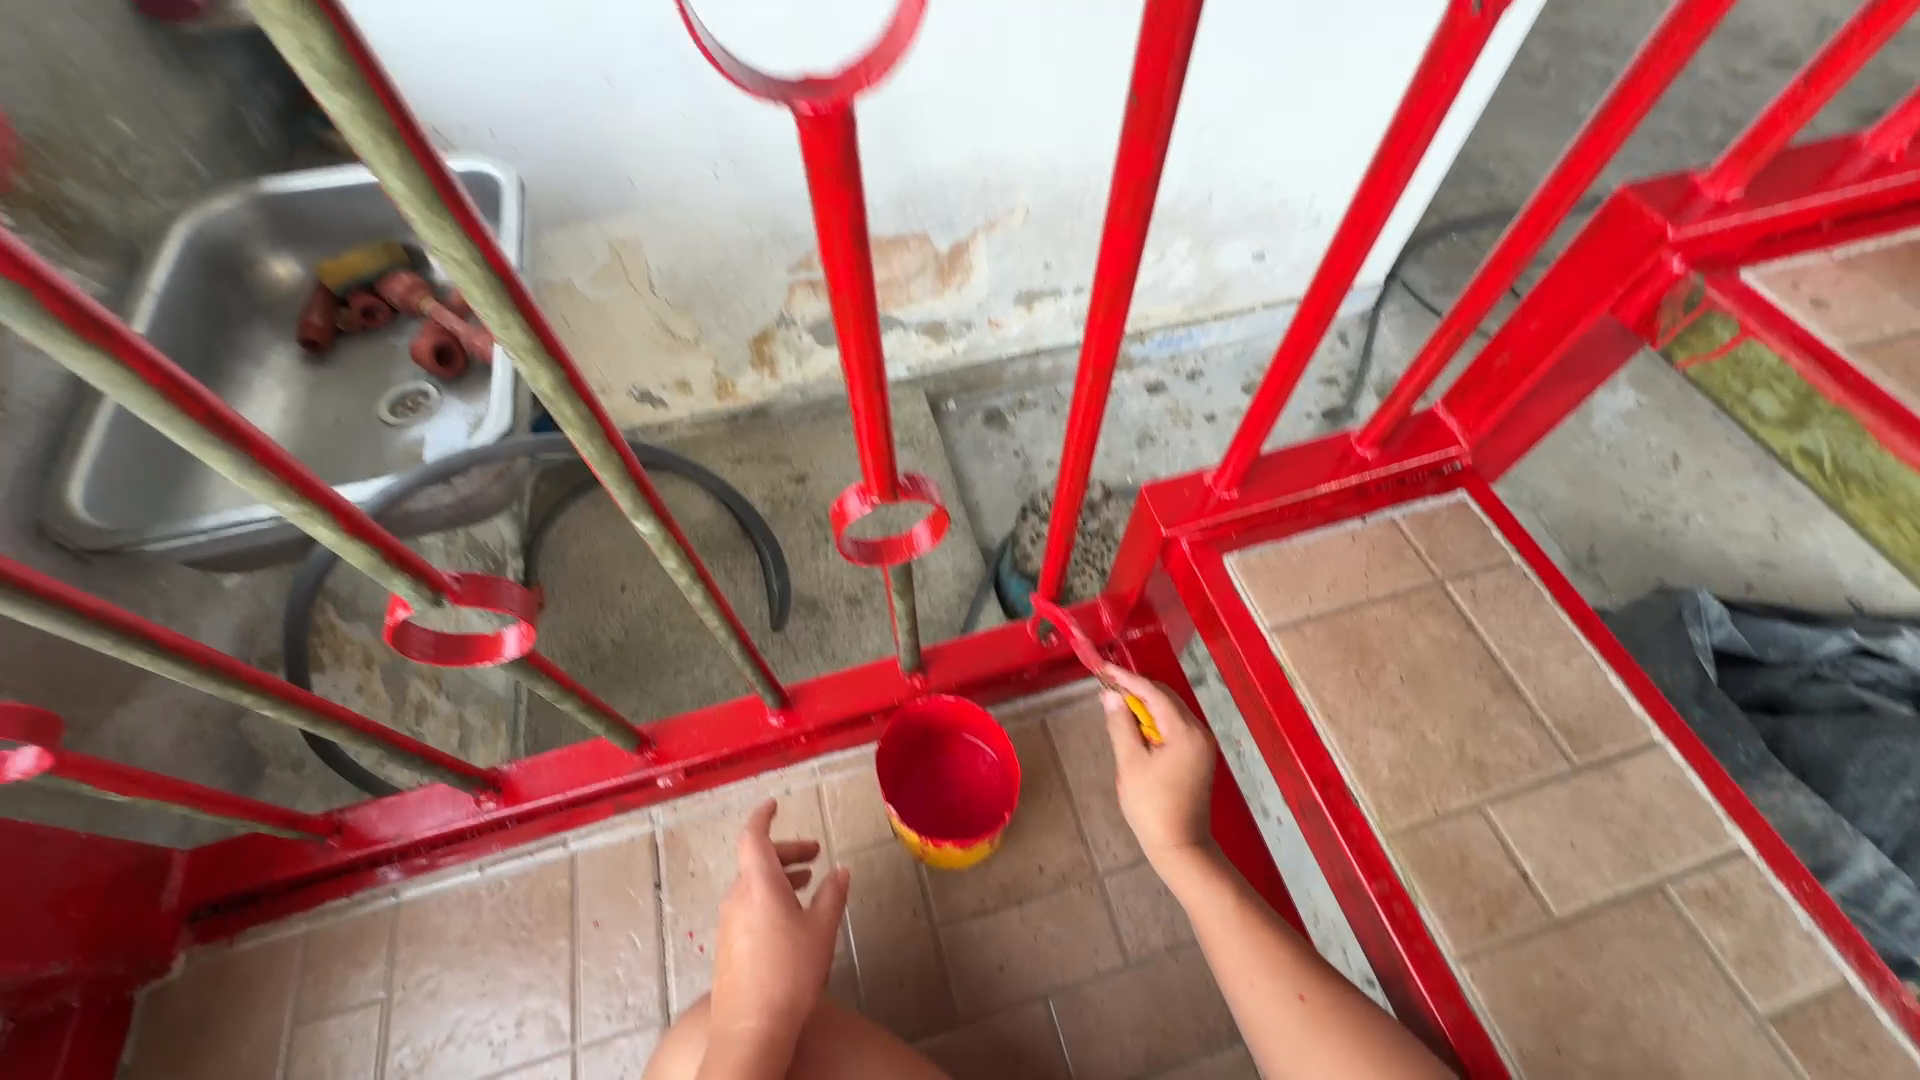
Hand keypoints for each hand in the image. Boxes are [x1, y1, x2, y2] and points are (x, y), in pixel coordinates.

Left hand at [707, 800, 851, 1049]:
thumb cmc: (790, 973)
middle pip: (756, 860)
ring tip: (808, 882)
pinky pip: (748, 906)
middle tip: (814, 852)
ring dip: (779, 876)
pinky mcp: (728, 946)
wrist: (751, 1031)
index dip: (763, 817)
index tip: (774, 804)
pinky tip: (791, 918)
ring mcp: (729, 923)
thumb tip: (839, 871)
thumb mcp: (822, 930)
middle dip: (786, 851)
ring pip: (753, 884)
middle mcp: (737, 897)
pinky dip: (770, 897)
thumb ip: (831, 895)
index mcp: (758, 884)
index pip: (753, 837)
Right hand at [1101, 665, 1215, 870]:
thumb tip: (1110, 695)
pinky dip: (1154, 720)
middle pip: (1165, 698)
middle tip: (1106, 685)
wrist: (1180, 846)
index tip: (1104, 669)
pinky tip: (1135, 725)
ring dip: (1144, 705)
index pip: (1153, 693)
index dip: (1126, 679)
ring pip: (1170, 711)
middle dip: (1135, 689)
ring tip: (1116, 703)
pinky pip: (1174, 726)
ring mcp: (1201, 745)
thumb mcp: (1130, 763)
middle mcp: (1198, 732)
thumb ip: (1121, 725)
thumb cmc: (1151, 806)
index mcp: (1185, 732)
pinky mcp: (1197, 756)